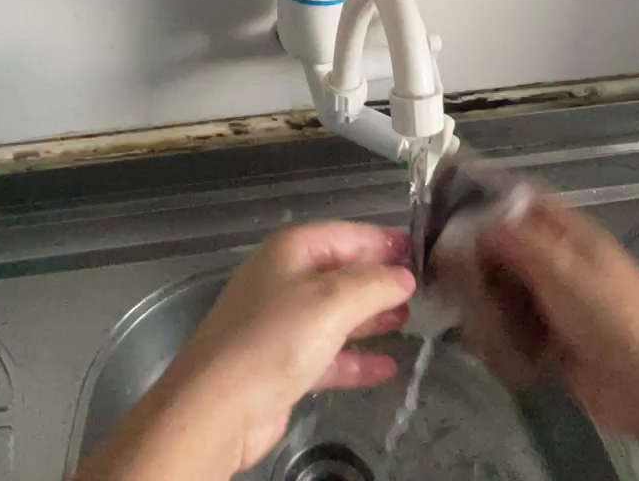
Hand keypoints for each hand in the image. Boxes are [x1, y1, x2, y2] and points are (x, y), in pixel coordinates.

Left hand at [77, 222, 415, 480]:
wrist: (218, 405)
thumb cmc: (275, 339)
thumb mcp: (331, 301)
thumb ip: (373, 284)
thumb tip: (403, 274)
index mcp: (290, 250)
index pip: (345, 234)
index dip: (382, 240)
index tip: (419, 250)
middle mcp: (284, 279)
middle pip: (340, 271)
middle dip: (379, 279)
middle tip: (420, 290)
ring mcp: (281, 322)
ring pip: (335, 312)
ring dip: (370, 316)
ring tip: (408, 320)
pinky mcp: (282, 363)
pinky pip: (327, 353)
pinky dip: (355, 358)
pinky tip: (386, 366)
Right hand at [439, 193, 638, 480]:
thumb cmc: (614, 318)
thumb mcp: (563, 269)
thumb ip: (516, 240)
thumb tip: (473, 223)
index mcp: (567, 232)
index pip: (517, 196)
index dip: (482, 188)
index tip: (442, 188)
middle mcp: (557, 259)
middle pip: (501, 241)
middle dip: (471, 250)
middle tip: (437, 260)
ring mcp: (552, 298)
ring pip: (500, 282)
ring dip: (479, 291)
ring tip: (452, 300)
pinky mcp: (547, 335)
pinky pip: (508, 320)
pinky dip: (491, 324)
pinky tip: (474, 331)